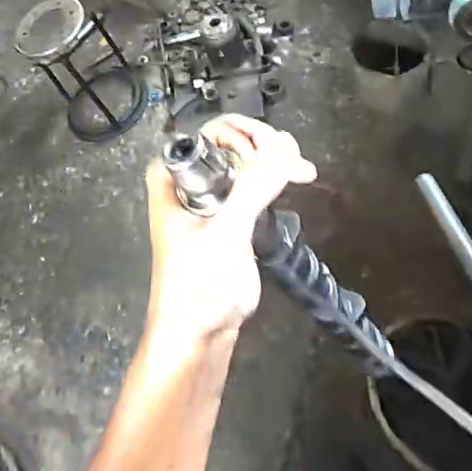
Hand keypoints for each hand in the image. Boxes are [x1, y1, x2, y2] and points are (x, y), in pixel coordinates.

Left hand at [143, 115, 317, 341]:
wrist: (197, 337)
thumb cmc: (198, 286)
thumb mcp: (226, 232)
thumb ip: (254, 188)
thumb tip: (285, 148)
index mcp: (172, 179)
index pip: (206, 134)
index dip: (239, 132)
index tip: (268, 150)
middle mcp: (188, 184)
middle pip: (227, 142)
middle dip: (260, 142)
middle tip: (288, 157)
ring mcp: (210, 201)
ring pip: (242, 162)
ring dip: (272, 158)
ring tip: (299, 167)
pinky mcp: (230, 219)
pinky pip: (252, 183)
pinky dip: (274, 177)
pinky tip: (297, 176)